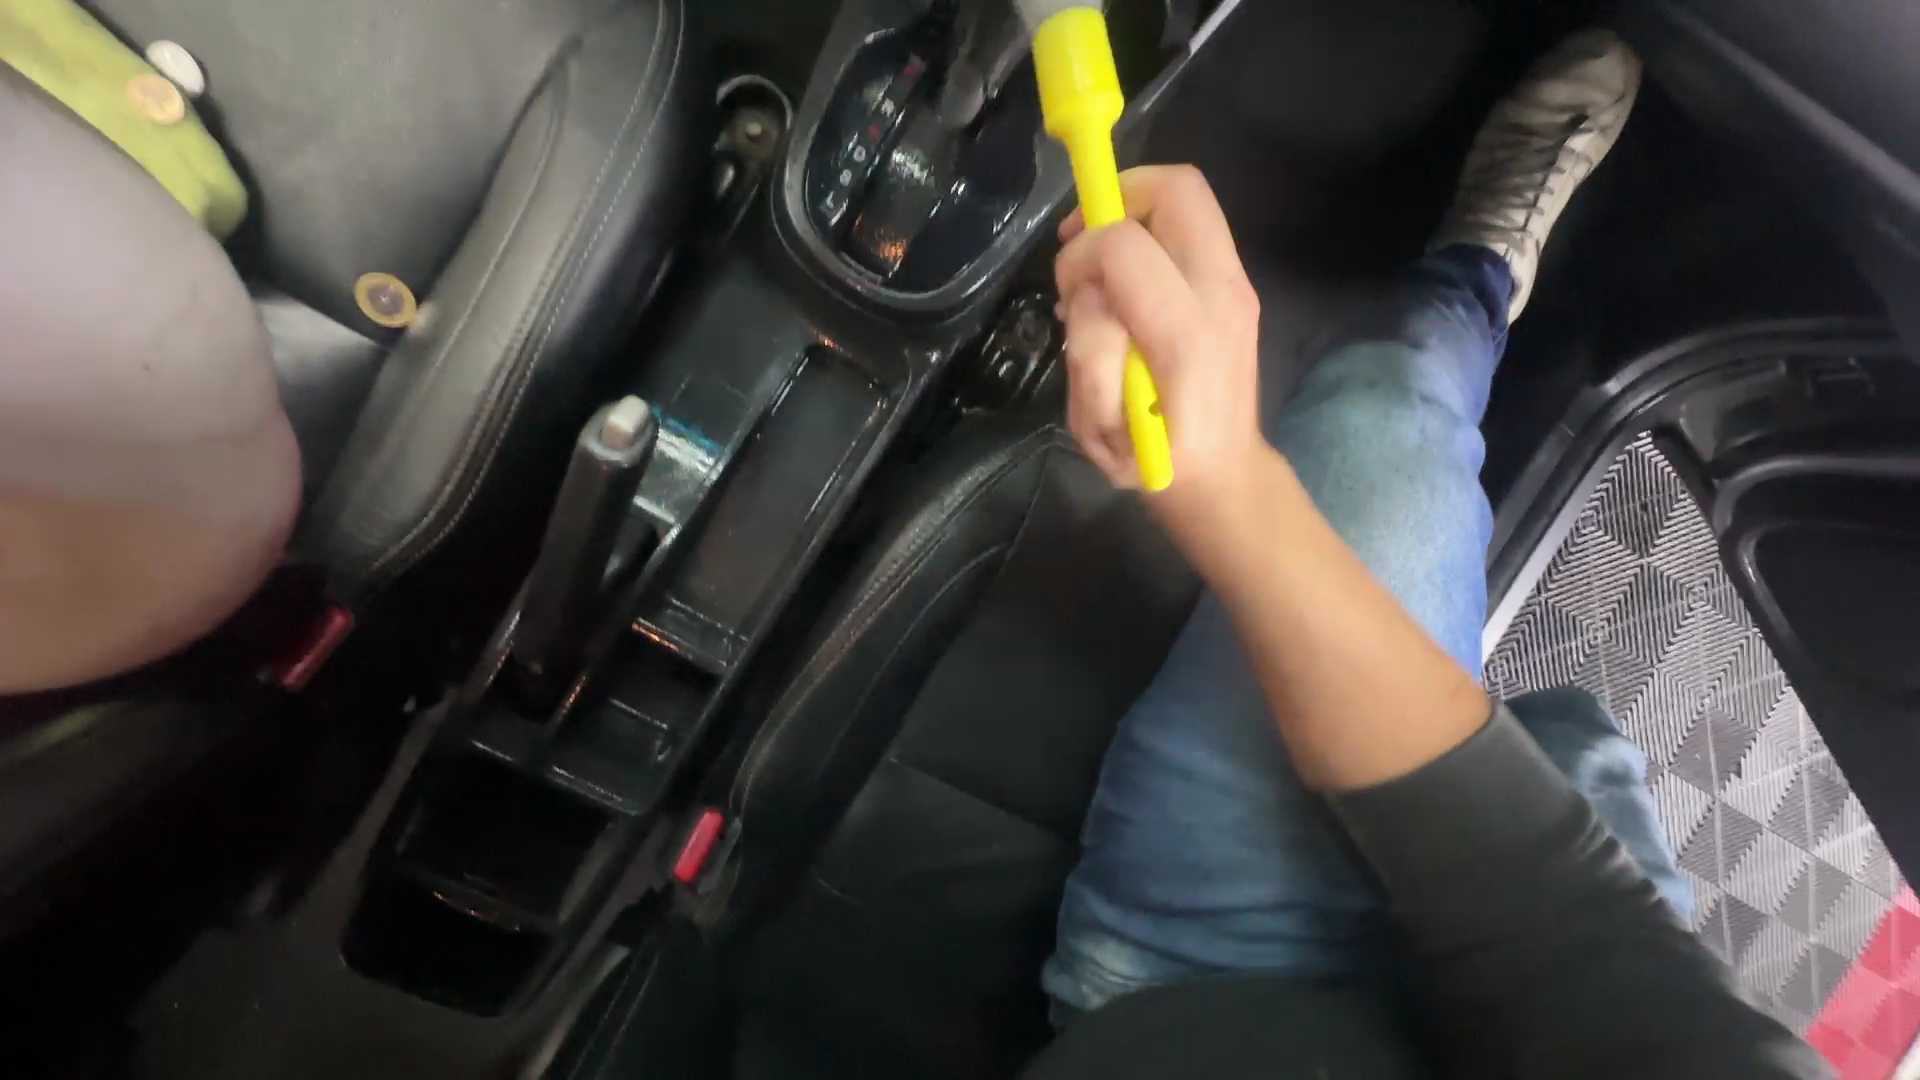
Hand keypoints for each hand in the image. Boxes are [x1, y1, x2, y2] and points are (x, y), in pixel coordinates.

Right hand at [1055, 166, 1268, 548]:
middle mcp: (1222, 296)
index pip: (1123, 246)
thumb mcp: (1098, 423)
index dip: (1080, 254)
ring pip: (1184, 201)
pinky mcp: (1238, 287)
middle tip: (1083, 245)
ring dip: (1130, 226)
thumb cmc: (1153, 462)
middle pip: (1176, 189)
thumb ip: (1089, 351)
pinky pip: (1190, 230)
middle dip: (1116, 200)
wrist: (1221, 475)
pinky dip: (1151, 240)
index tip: (1066, 287)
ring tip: (1106, 280)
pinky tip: (1131, 288)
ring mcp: (1237, 286)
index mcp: (1184, 336)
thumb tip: (1086, 295)